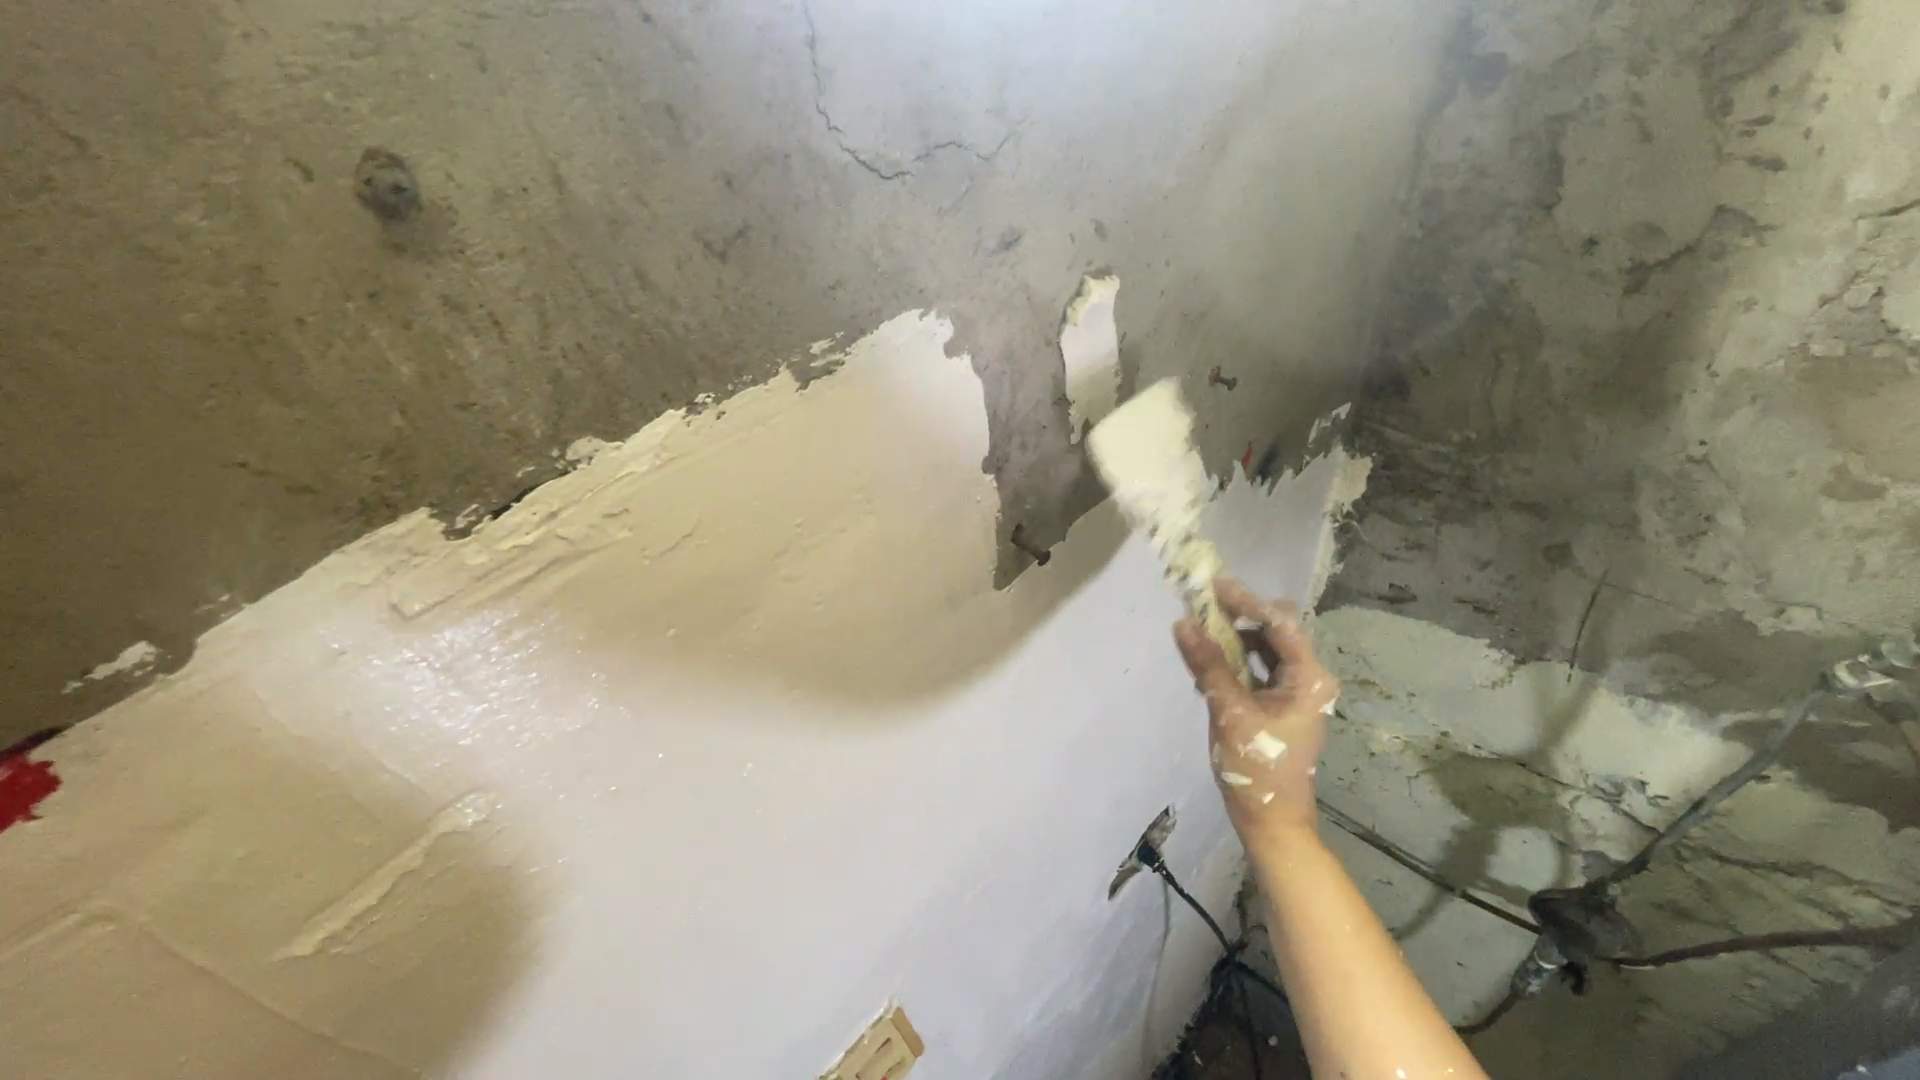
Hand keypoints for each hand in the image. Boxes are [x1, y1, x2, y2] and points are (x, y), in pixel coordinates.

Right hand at [1173, 578, 1338, 840]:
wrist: (1271, 819)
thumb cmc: (1257, 767)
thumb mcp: (1229, 712)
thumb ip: (1208, 665)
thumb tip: (1183, 624)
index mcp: (1309, 678)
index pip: (1279, 625)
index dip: (1246, 602)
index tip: (1213, 585)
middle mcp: (1309, 678)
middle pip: (1277, 630)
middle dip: (1242, 614)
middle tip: (1206, 601)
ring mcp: (1296, 692)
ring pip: (1267, 647)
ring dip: (1237, 634)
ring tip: (1203, 622)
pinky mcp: (1281, 704)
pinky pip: (1259, 667)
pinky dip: (1237, 657)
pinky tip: (1210, 655)